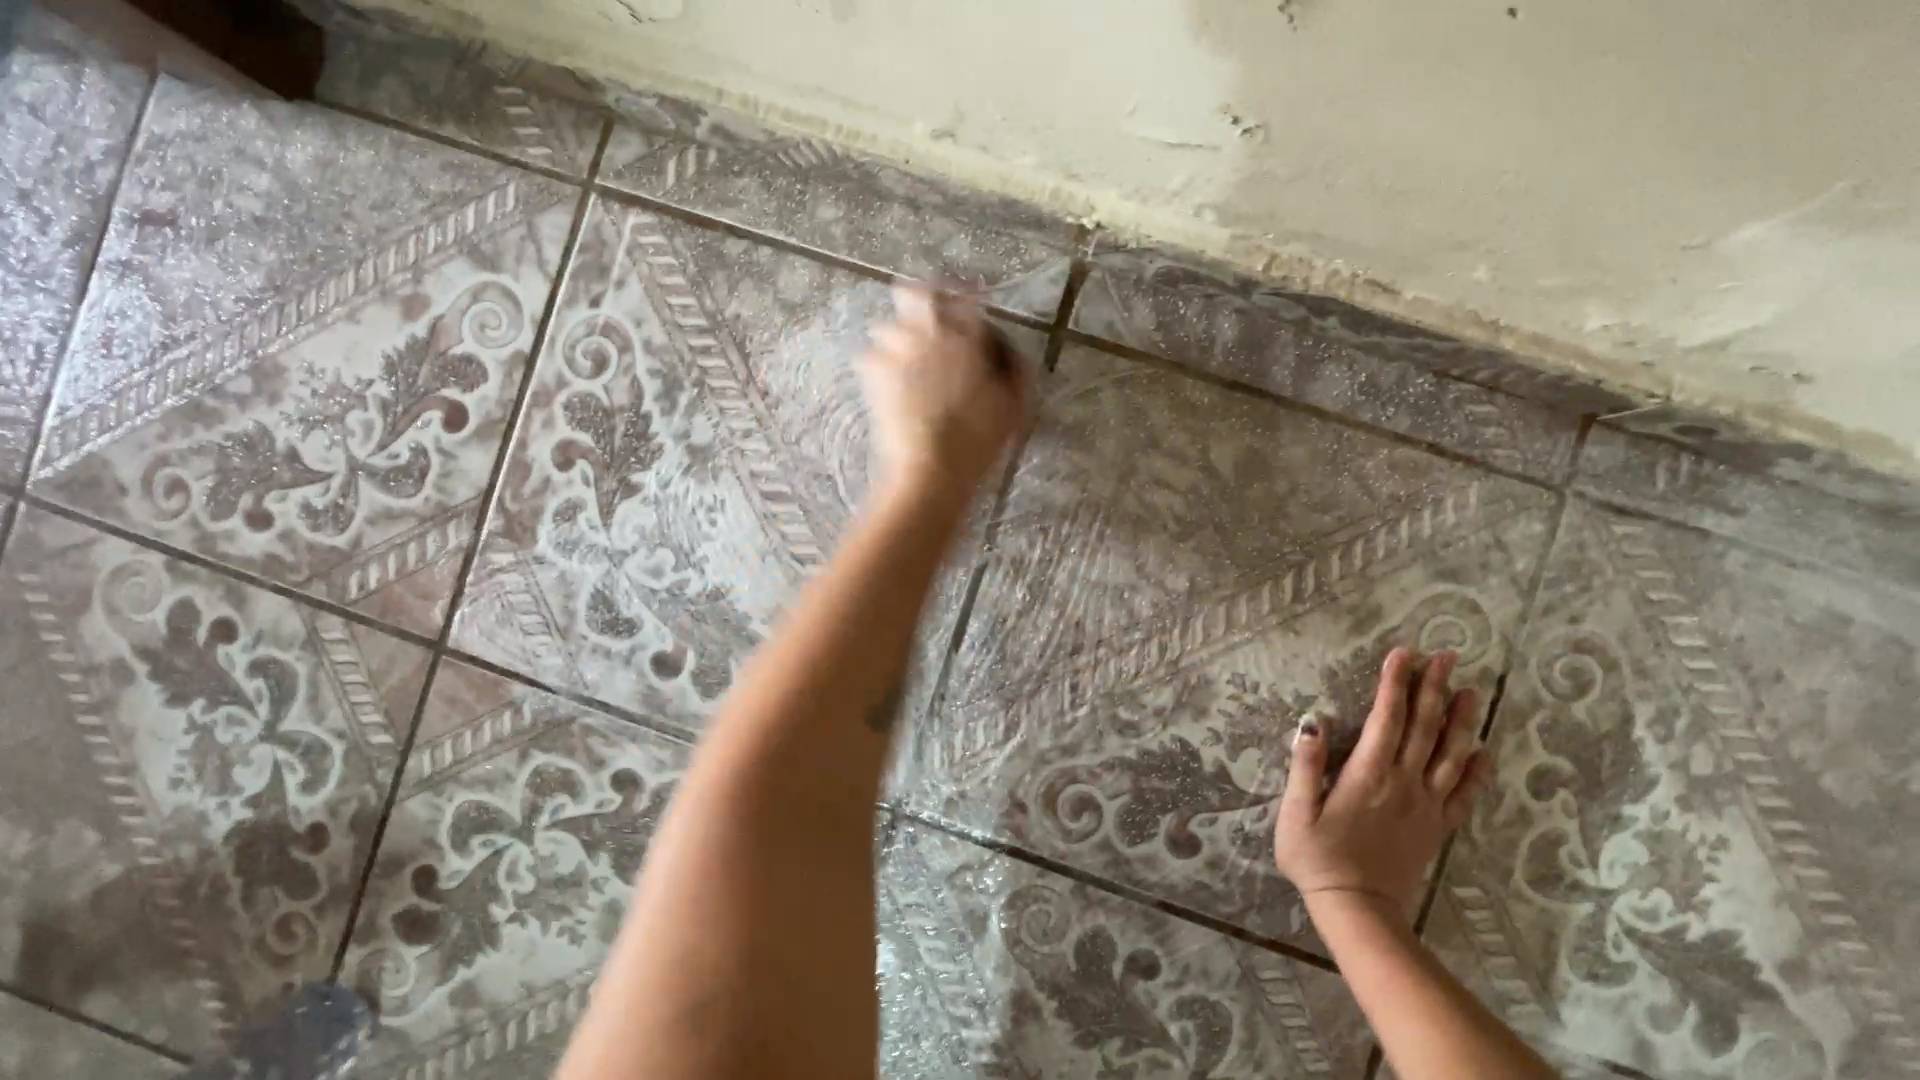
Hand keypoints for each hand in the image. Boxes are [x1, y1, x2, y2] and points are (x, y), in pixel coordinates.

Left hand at [862, 284, 1030, 497]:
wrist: (929, 469)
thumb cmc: (977, 442)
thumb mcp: (1012, 408)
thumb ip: (1015, 371)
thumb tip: (1014, 356)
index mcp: (966, 337)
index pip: (966, 295)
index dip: (968, 292)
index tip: (971, 297)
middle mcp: (926, 333)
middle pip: (913, 291)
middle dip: (921, 297)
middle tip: (931, 315)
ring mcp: (894, 351)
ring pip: (887, 324)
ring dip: (898, 335)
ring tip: (908, 357)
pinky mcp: (870, 374)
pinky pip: (870, 356)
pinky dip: (879, 364)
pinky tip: (890, 382)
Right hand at [1273, 647, 1494, 920]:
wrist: (1357, 908)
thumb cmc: (1317, 857)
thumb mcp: (1296, 812)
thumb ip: (1306, 766)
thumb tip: (1312, 721)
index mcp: (1368, 774)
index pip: (1387, 718)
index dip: (1395, 683)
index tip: (1403, 653)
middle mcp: (1404, 782)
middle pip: (1425, 727)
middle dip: (1435, 688)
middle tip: (1447, 656)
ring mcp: (1425, 805)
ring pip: (1451, 754)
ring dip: (1463, 719)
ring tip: (1472, 690)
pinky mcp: (1437, 827)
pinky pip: (1464, 794)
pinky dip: (1478, 770)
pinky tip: (1484, 751)